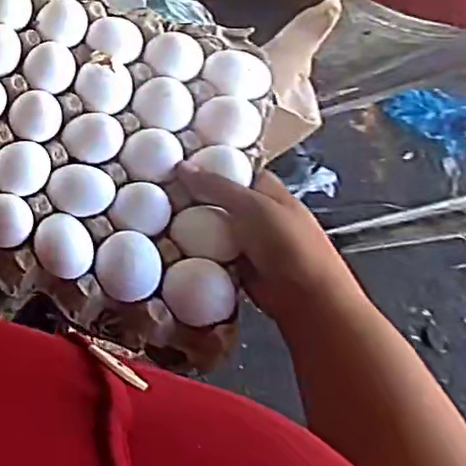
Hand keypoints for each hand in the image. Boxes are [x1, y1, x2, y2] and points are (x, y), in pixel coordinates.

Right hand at [172, 167, 365, 323]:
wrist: (309, 302)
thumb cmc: (290, 246)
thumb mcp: (253, 207)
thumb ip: (216, 186)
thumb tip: (182, 166)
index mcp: (267, 191)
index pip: (233, 168)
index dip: (205, 163)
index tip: (174, 164)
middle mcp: (256, 212)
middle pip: (216, 197)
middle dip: (190, 196)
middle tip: (156, 191)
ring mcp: (246, 240)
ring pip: (209, 225)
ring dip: (187, 224)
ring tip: (156, 216)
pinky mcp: (236, 265)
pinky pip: (208, 250)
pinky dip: (192, 249)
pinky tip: (170, 244)